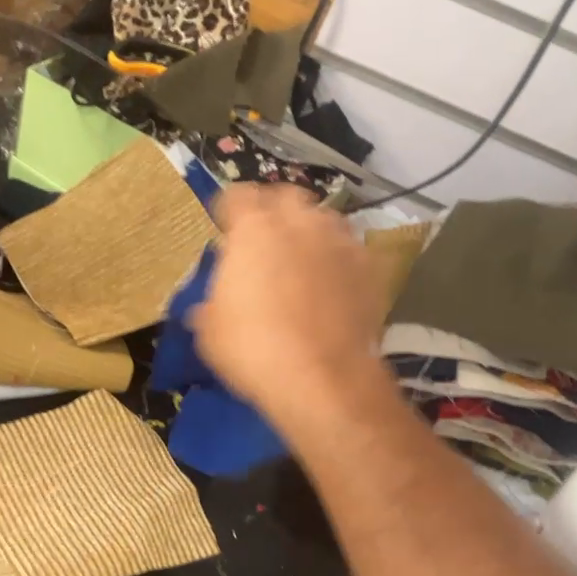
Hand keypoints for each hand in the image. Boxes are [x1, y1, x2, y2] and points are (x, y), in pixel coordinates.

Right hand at [194, 185, 393, 435]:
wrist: (322, 379)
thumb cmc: (253, 350)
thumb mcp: (211, 332)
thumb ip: (209, 306)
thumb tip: (207, 308)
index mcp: (254, 230)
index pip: (237, 196)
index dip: (228, 211)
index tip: (223, 230)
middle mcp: (300, 223)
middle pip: (285, 197)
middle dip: (272, 212)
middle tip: (262, 241)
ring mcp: (340, 241)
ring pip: (322, 219)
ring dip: (307, 232)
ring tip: (298, 259)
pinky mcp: (369, 267)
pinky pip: (347, 250)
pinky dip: (335, 259)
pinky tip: (328, 283)